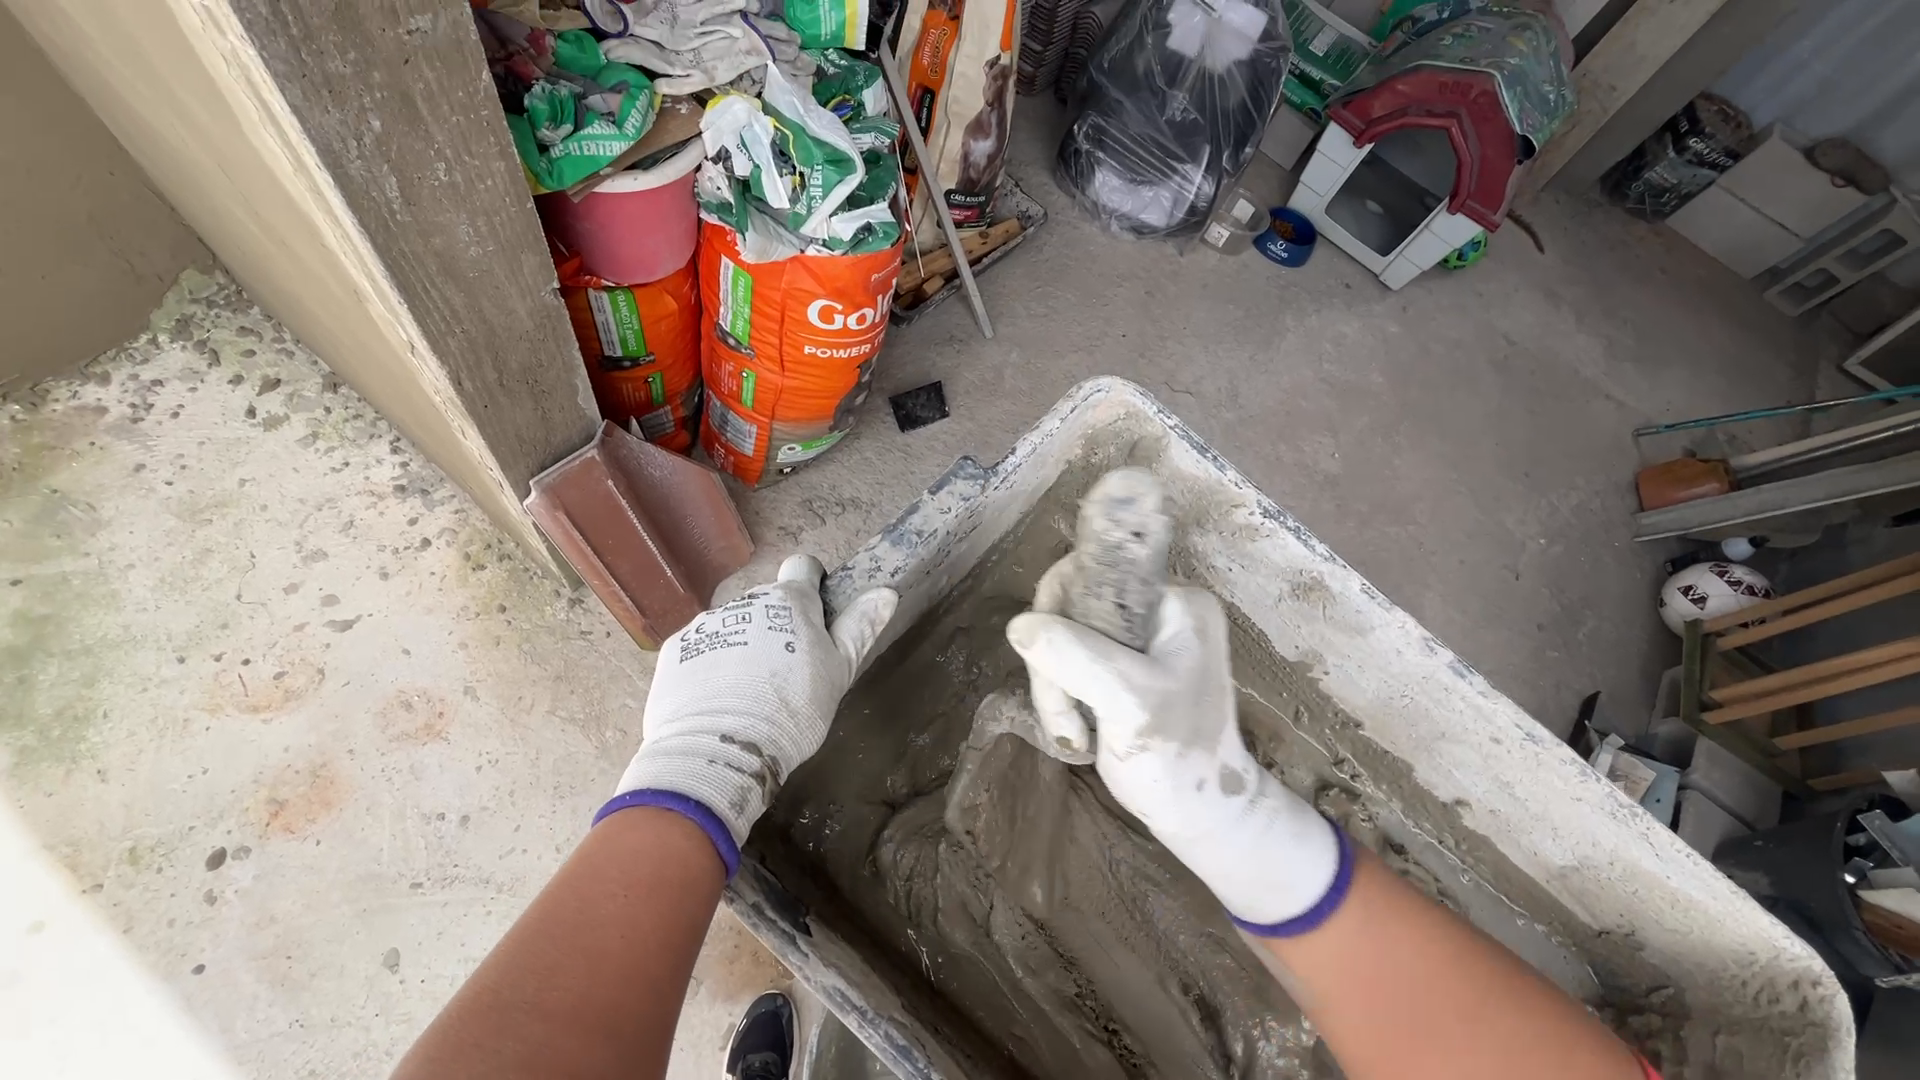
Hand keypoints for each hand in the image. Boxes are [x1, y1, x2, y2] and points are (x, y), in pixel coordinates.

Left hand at [597, 555, 896, 875]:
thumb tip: (886, 591)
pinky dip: (711, 665)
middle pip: (766, 601)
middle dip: (776, 623)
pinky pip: (700, 648)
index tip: (815, 615)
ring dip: (743, 643)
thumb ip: (860, 628)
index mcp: (790, 601)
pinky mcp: (676, 649)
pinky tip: (717, 699)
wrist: (720, 749)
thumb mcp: (839, 671)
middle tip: (785, 669)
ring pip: (734, 624)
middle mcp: (746, 600)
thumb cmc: (794, 709)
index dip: (811, 585)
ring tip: (748, 690)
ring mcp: (706, 623)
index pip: (802, 567)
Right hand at [1005, 585, 1351, 932]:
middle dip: (1054, 663)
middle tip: (1067, 716)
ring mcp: (1143, 638)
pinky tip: (1080, 730)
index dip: (1058, 609)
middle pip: (1071, 607)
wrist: (1201, 817)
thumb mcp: (1127, 703)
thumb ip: (1075, 657)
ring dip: (1055, 688)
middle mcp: (1161, 608)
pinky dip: (1063, 696)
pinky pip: (1070, 661)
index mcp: (1176, 601)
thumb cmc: (1177, 762)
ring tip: (1075, 732)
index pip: (1094, 572)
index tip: (1052, 662)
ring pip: (1063, 637)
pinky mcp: (1126, 666)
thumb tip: (1019, 626)